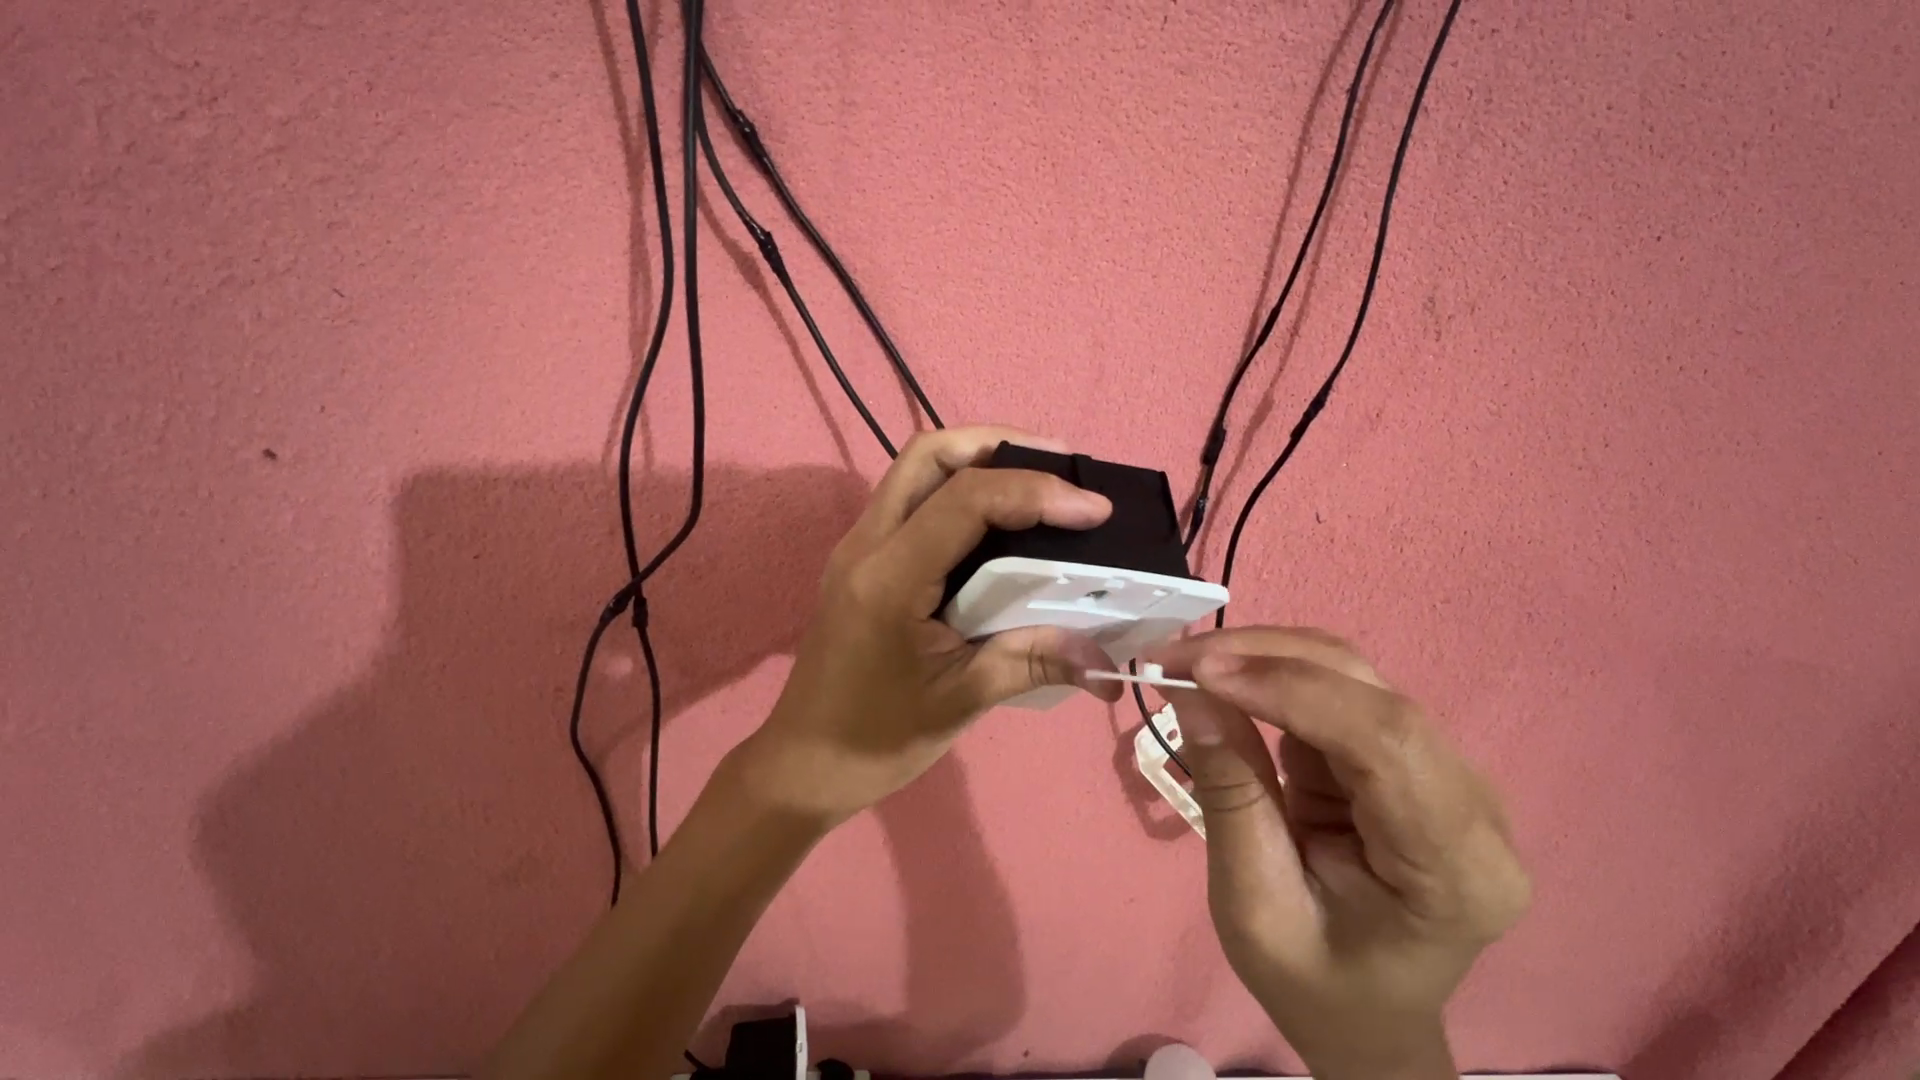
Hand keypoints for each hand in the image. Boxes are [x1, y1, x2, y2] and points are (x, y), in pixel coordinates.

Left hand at [733, 426, 1123, 827]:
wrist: (804, 762)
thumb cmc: (876, 739)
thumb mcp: (960, 702)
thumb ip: (1031, 661)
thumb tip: (1103, 652)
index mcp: (888, 579)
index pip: (965, 500)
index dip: (1036, 491)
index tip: (1095, 510)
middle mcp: (867, 544)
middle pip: (930, 454)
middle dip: (1001, 443)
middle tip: (1064, 466)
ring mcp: (859, 547)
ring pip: (918, 470)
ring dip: (980, 460)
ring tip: (1042, 484)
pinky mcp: (863, 559)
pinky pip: (914, 500)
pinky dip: (962, 492)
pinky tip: (1003, 522)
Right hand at [1148, 629, 1529, 1079]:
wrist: (1366, 1013)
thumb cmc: (1314, 982)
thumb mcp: (1253, 904)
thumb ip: (1230, 794)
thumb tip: (1192, 692)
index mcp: (1456, 868)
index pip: (1386, 743)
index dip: (1292, 691)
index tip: (1200, 673)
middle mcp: (1473, 806)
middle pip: (1373, 696)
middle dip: (1268, 659)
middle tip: (1175, 656)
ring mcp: (1447, 773)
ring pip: (1356, 678)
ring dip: (1267, 658)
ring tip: (1189, 663)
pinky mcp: (1408, 756)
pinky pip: (1340, 693)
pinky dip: (1275, 677)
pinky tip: (1225, 680)